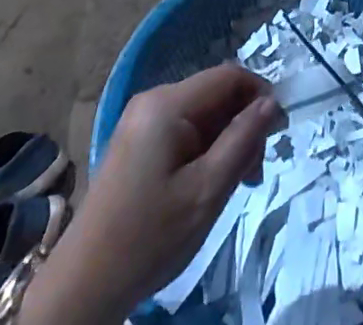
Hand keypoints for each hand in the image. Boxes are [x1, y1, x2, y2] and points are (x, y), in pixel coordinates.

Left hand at [19, 65, 284, 324]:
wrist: (84, 285)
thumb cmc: (150, 236)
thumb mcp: (208, 189)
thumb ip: (244, 139)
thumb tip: (272, 102)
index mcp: (167, 104)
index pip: (230, 76)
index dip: (261, 96)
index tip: (277, 135)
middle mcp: (153, 101)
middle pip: (218, 94)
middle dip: (244, 124)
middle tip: (254, 172)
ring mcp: (142, 121)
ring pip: (205, 113)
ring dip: (229, 140)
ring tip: (237, 182)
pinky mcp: (138, 142)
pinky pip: (186, 129)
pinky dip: (208, 149)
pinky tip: (211, 182)